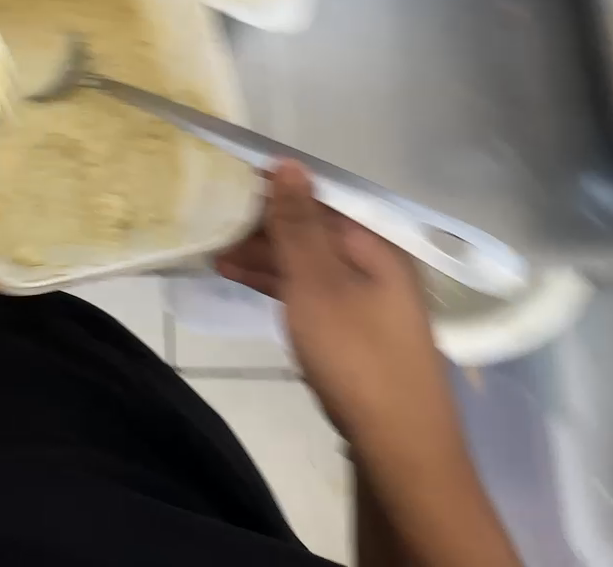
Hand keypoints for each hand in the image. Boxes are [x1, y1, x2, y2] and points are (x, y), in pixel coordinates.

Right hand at [214, 164, 455, 453]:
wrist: (399, 449)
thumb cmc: (355, 354)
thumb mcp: (316, 281)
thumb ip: (299, 222)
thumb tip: (288, 163)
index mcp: (377, 245)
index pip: (319, 198)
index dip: (273, 189)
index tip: (228, 183)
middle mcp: (377, 265)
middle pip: (313, 229)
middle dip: (263, 225)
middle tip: (212, 224)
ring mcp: (368, 300)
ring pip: (308, 262)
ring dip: (264, 256)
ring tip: (216, 254)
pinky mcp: (355, 330)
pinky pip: (310, 290)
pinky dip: (278, 283)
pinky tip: (244, 280)